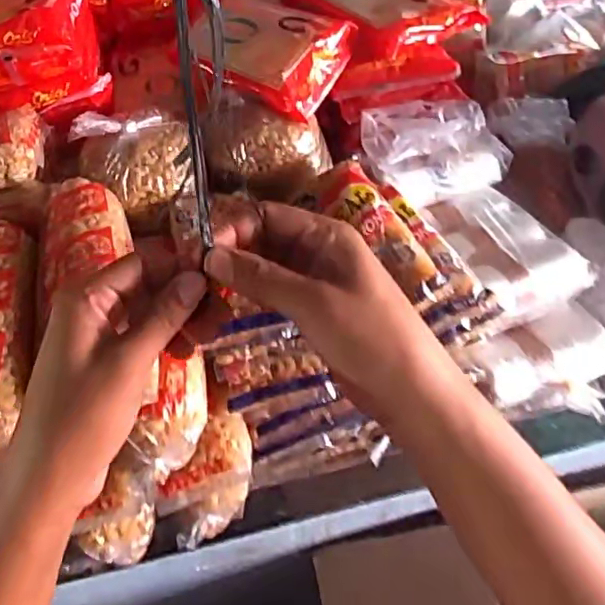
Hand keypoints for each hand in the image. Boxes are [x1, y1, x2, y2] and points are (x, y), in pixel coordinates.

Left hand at [1, 255, 205, 515]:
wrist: (47, 480)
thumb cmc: (84, 416)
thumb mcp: (130, 362)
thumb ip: (164, 315)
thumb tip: (197, 276)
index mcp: (86, 296)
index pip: (142, 261)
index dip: (180, 266)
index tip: (217, 279)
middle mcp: (88, 305)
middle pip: (146, 283)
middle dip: (183, 295)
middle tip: (220, 316)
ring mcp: (94, 331)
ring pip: (146, 307)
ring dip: (178, 317)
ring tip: (207, 337)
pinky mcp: (102, 356)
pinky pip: (138, 331)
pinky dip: (163, 336)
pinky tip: (185, 352)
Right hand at [189, 198, 462, 422]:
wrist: (410, 389)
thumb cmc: (367, 334)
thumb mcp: (312, 302)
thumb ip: (261, 276)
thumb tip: (210, 254)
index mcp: (327, 234)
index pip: (269, 215)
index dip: (233, 227)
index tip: (200, 251)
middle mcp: (320, 249)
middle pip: (266, 236)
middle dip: (232, 248)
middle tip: (193, 271)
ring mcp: (317, 279)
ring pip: (268, 264)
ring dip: (239, 271)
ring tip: (202, 287)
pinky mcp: (314, 308)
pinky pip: (276, 289)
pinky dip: (253, 292)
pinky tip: (227, 303)